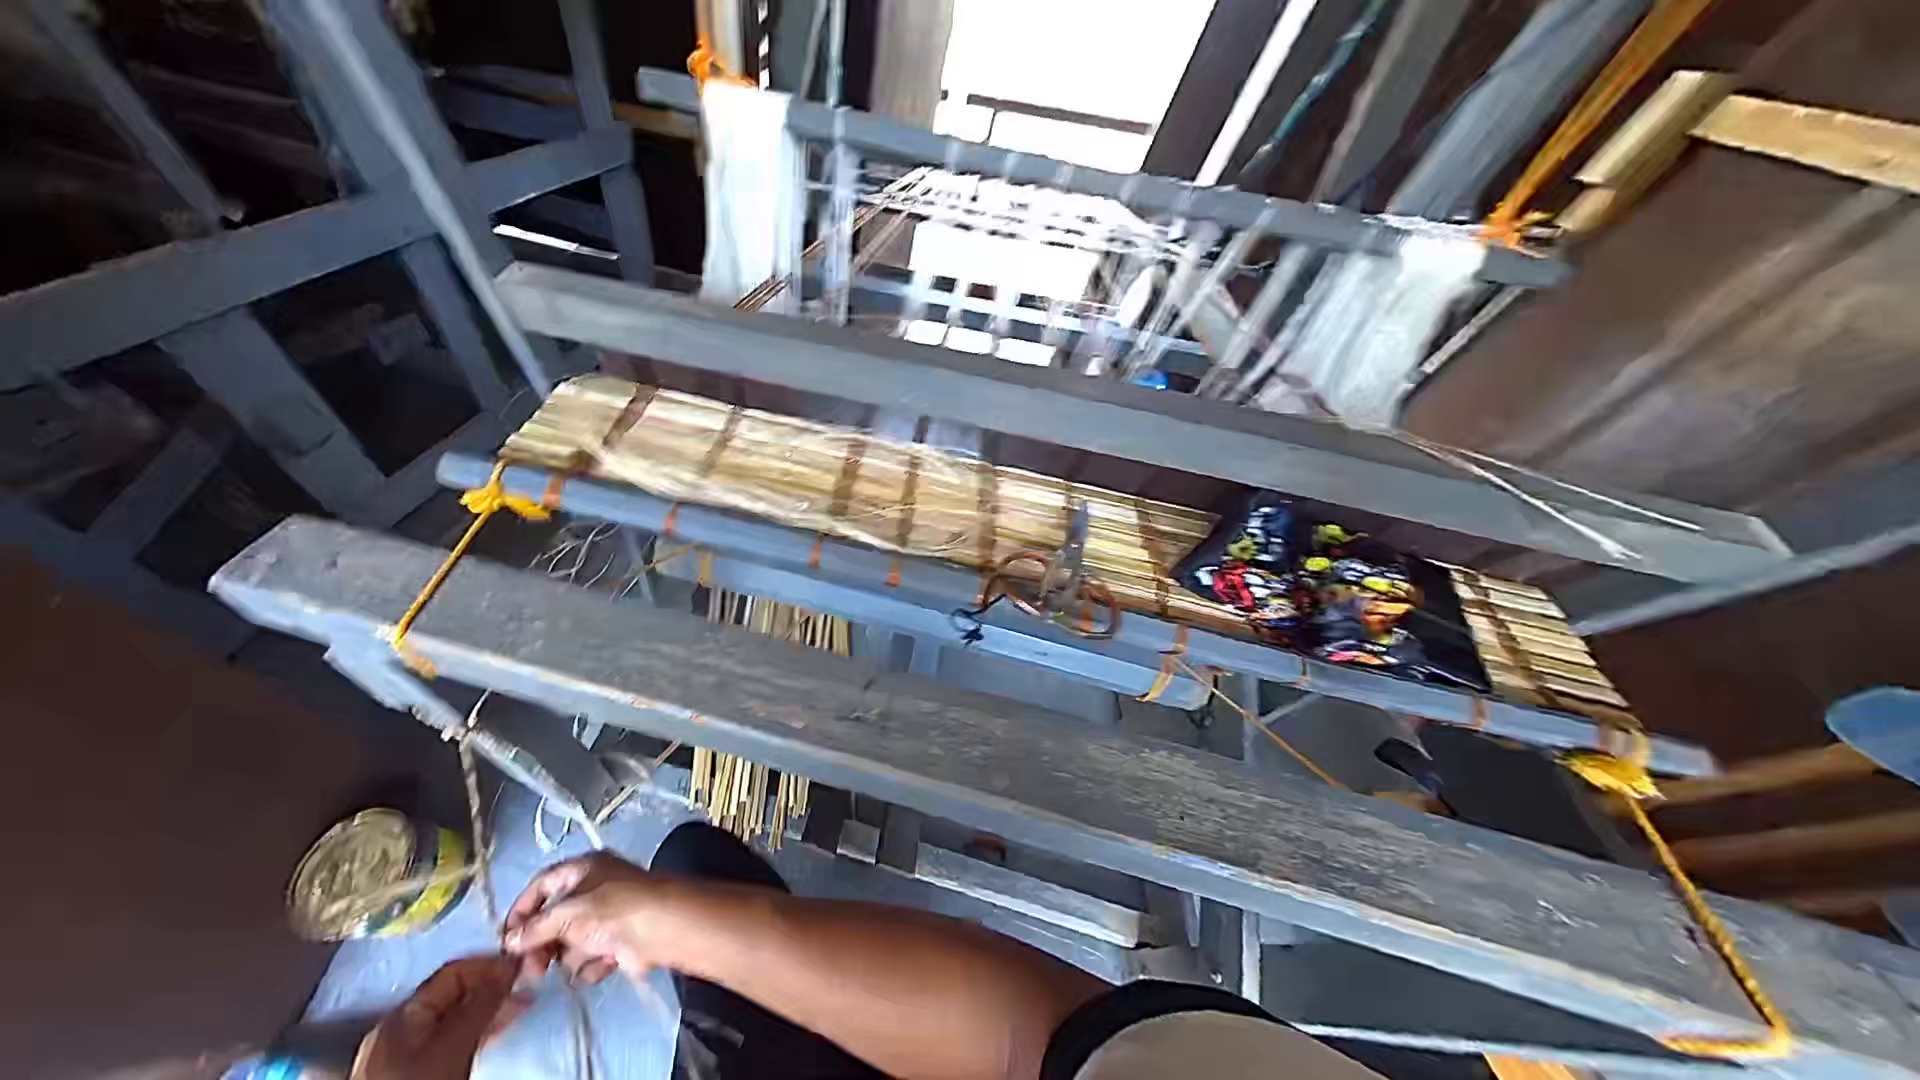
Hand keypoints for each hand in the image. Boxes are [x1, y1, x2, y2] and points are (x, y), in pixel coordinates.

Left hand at [351, 955, 526, 1079]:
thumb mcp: (456, 1041)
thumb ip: (483, 1000)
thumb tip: (511, 965)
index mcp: (403, 1016)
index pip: (454, 972)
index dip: (490, 965)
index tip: (522, 967)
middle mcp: (401, 1030)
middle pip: (456, 993)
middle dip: (493, 986)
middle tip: (527, 984)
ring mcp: (407, 1055)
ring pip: (458, 1017)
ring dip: (491, 1007)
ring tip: (521, 1006)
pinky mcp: (419, 1073)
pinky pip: (455, 1038)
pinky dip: (480, 1029)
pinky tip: (498, 1031)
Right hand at [503, 852, 667, 986]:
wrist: (659, 927)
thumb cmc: (612, 908)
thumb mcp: (567, 912)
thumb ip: (535, 928)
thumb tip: (509, 942)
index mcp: (583, 868)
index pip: (542, 884)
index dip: (521, 910)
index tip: (506, 940)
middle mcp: (594, 888)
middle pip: (553, 919)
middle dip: (542, 944)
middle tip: (534, 968)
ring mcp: (605, 916)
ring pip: (569, 943)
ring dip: (570, 956)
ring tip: (579, 959)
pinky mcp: (616, 941)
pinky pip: (590, 957)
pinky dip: (592, 964)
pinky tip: (601, 962)